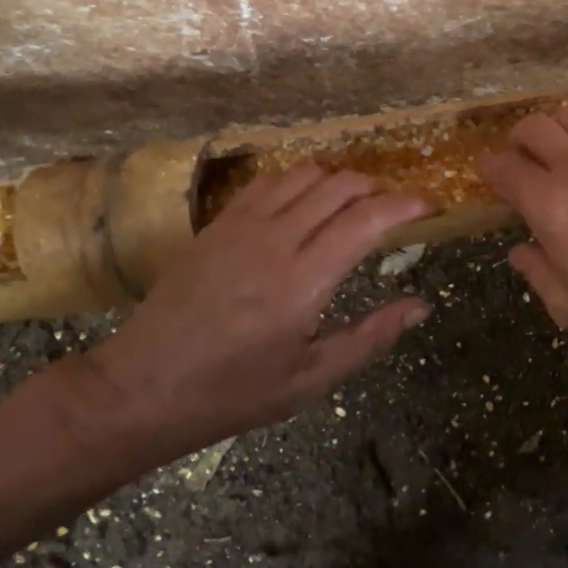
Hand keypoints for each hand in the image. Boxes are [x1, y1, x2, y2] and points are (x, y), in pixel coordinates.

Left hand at [78, 164, 432, 458]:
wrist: (136, 392)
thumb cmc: (231, 393)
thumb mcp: (309, 381)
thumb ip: (370, 337)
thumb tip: (421, 304)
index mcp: (303, 282)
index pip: (368, 218)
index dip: (408, 204)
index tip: (432, 207)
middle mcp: (275, 242)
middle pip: (342, 185)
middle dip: (381, 188)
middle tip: (397, 209)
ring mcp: (241, 228)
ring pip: (307, 174)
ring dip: (343, 179)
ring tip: (357, 202)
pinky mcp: (218, 226)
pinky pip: (270, 181)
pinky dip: (302, 179)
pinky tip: (309, 201)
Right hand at [478, 106, 567, 353]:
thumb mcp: (567, 305)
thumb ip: (535, 272)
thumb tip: (519, 249)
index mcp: (549, 204)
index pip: (504, 167)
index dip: (489, 168)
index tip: (489, 175)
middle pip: (534, 126)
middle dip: (517, 139)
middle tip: (521, 160)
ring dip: (557, 128)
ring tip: (560, 150)